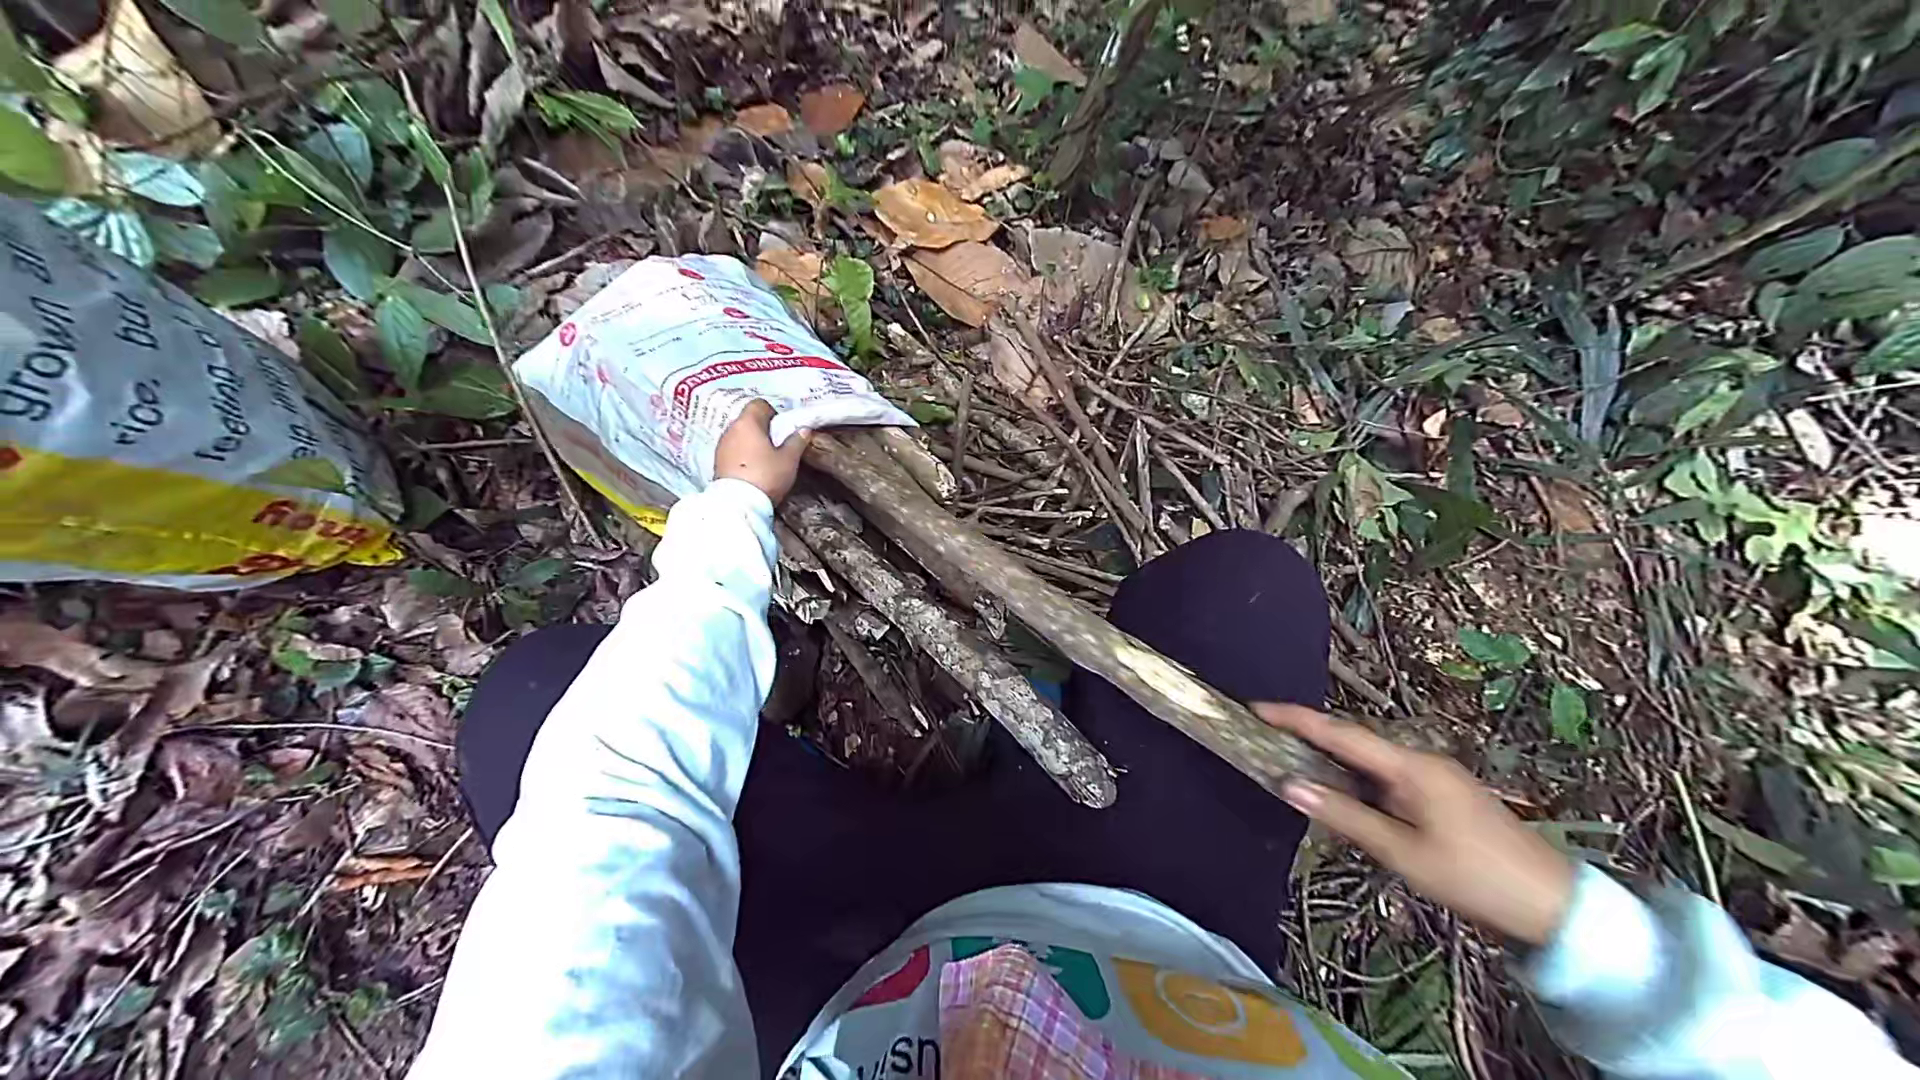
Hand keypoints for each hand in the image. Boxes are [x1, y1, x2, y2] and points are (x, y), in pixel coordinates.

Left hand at [714, 400, 809, 504]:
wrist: (738, 504)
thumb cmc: (766, 476)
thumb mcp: (789, 460)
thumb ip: (797, 441)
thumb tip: (804, 429)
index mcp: (748, 423)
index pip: (759, 404)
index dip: (773, 412)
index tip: (783, 427)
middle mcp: (731, 430)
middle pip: (748, 420)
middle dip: (762, 428)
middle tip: (778, 443)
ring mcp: (721, 446)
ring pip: (740, 436)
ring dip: (751, 442)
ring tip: (766, 458)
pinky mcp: (717, 462)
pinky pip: (733, 450)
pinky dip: (743, 454)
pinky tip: (753, 468)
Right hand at [1259, 704, 1575, 947]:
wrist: (1559, 906)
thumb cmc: (1475, 877)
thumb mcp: (1401, 852)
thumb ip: (1343, 815)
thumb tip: (1289, 785)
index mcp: (1410, 767)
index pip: (1340, 732)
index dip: (1295, 718)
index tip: (1257, 708)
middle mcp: (1421, 760)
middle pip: (1353, 740)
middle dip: (1309, 736)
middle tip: (1268, 740)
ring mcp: (1434, 775)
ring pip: (1369, 759)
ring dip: (1332, 760)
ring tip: (1294, 766)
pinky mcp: (1442, 793)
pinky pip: (1386, 775)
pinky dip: (1355, 777)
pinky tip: (1343, 794)